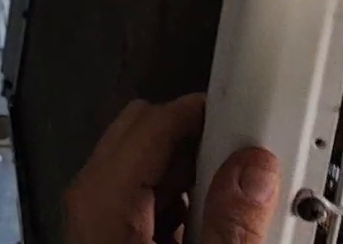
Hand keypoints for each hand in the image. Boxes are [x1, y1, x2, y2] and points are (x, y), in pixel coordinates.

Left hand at [63, 94, 279, 243]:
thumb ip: (230, 224)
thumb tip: (255, 170)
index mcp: (100, 200)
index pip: (151, 122)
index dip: (199, 111)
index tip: (241, 113)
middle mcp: (88, 201)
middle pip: (143, 132)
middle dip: (196, 140)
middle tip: (245, 161)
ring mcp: (93, 220)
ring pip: (144, 163)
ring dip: (190, 171)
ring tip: (235, 197)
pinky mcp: (106, 236)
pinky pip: (142, 197)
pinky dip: (178, 200)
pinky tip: (210, 224)